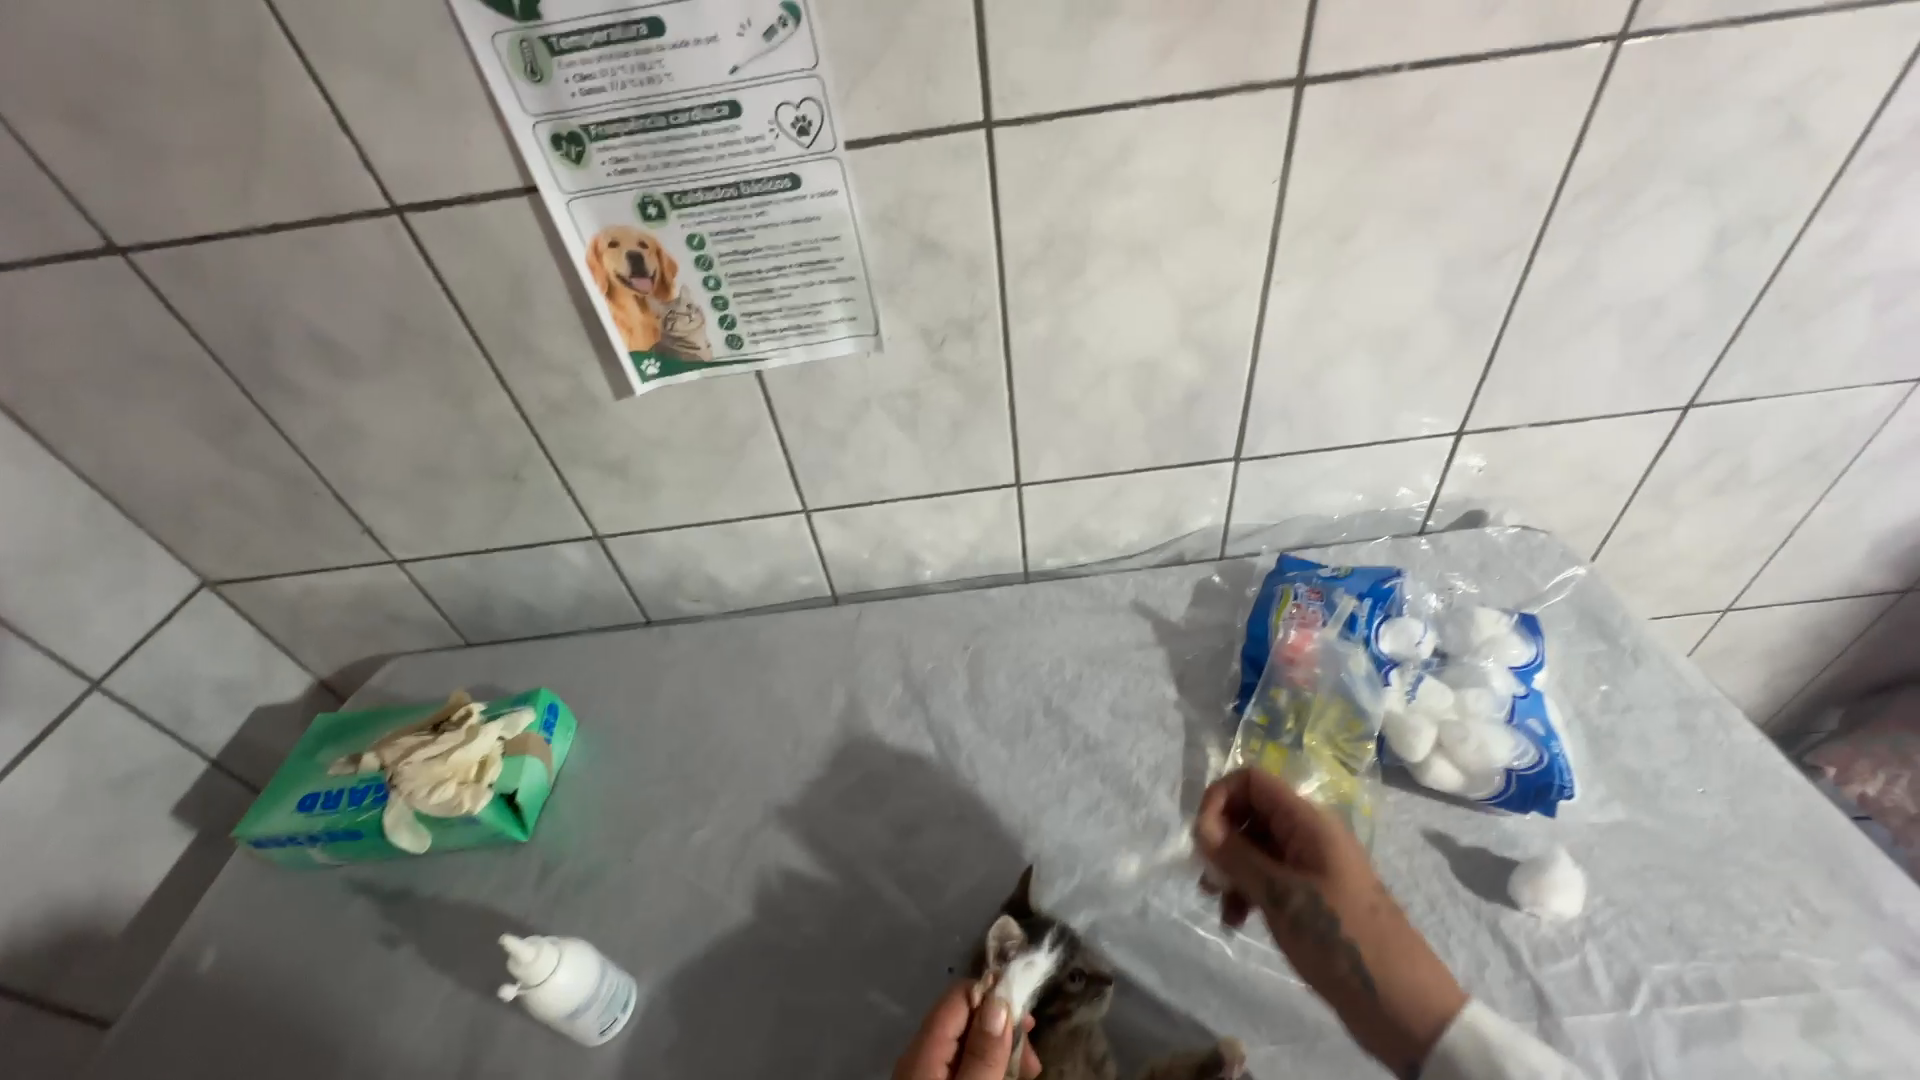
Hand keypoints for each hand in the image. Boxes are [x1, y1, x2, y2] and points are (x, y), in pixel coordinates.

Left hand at [893, 980, 1041, 1079]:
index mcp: (923, 1047)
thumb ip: (984, 1051)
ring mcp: (923, 1073)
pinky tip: (1004, 1075)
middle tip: (1032, 1058)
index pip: (960, 994)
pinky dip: (985, 1066)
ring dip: (998, 1049)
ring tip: (1027, 1070)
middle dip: (1002, 1027)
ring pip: (965, 1043)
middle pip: (965, 1018)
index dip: (995, 995)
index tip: (1027, 1016)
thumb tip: (999, 999)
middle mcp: (920, 1053)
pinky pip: (960, 1065)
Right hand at [1194, 769, 1465, 1077]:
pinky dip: (1248, 891)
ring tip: (1219, 905)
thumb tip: (1200, 826)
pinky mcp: (1312, 896)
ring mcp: (1312, 866)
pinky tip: (1237, 920)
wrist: (1403, 1004)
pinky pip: (1270, 877)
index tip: (1201, 836)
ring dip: (1231, 869)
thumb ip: (1237, 856)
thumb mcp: (1280, 896)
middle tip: (1206, 877)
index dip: (1220, 798)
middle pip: (1252, 813)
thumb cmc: (1339, 938)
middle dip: (1221, 839)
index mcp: (1308, 822)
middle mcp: (1309, 835)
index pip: (1253, 780)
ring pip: (1257, 847)